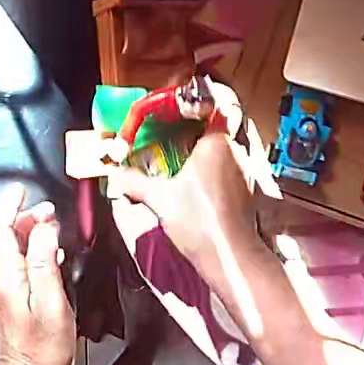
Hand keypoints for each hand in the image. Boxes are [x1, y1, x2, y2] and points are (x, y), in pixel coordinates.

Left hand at [0, 186, 75, 364]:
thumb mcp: (51, 301)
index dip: (9, 205)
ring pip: (13, 251)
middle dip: (25, 217)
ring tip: (54, 226)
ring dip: (30, 233)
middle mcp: (0, 282)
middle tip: (51, 210)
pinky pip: (21, 267)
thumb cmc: (44, 352)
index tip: (23, 188)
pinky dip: (35, 252)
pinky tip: (53, 256)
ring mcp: (6, 293)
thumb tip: (44, 227)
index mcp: (6, 278)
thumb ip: (44, 260)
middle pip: (5, 238)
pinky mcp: (15, 304)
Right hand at [109, 124, 268, 296]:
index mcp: (217, 143)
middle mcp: (236, 153)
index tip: (179, 111)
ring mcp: (244, 173)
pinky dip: (212, 172)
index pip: (217, 107)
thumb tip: (118, 175)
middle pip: (217, 129)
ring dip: (204, 154)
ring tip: (180, 162)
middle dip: (195, 132)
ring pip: (224, 151)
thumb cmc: (201, 222)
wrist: (230, 259)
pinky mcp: (246, 192)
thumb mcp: (159, 198)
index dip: (198, 105)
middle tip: (171, 137)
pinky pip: (228, 170)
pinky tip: (193, 185)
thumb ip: (135, 182)